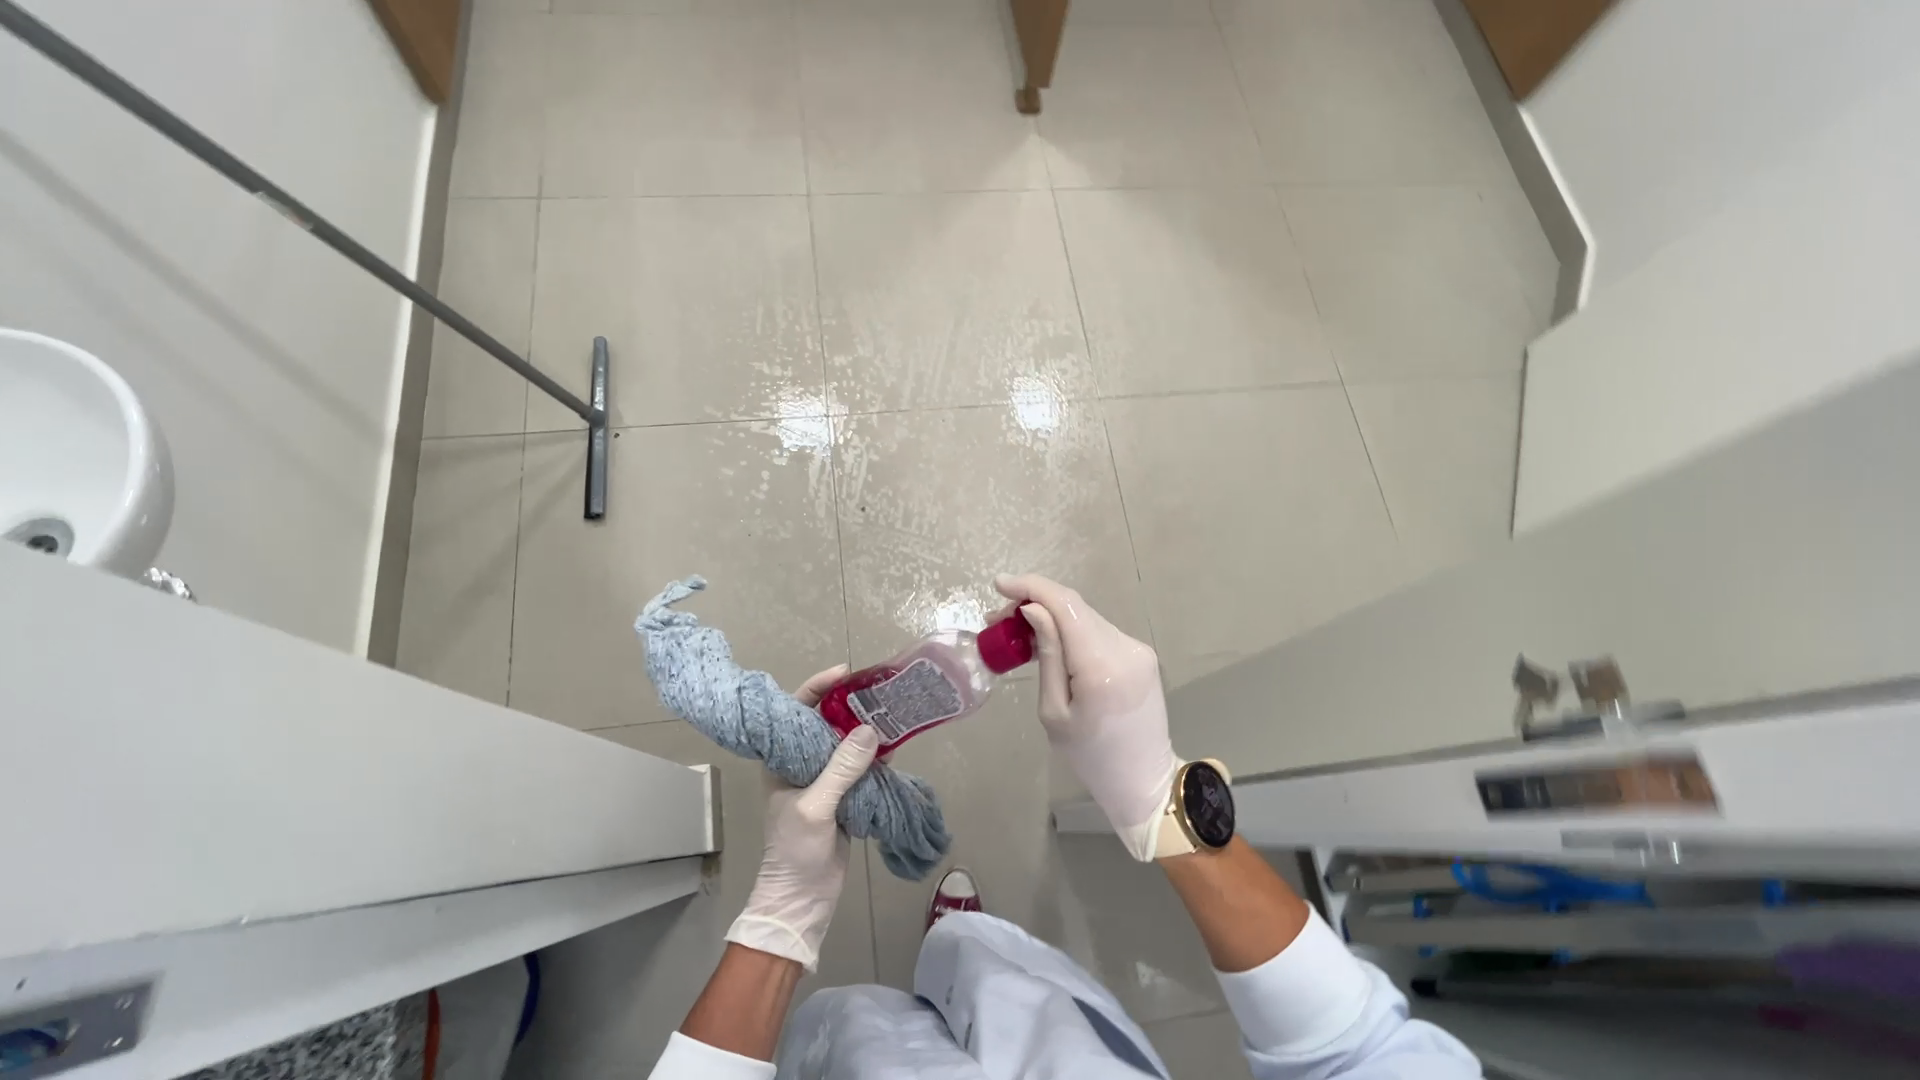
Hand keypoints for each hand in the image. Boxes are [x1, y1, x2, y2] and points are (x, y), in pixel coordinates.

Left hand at [726, 665, 877, 970]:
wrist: (802, 899)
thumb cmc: (795, 851)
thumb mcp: (815, 807)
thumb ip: (840, 769)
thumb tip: (870, 731)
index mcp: (781, 760)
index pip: (796, 711)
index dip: (817, 688)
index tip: (845, 673)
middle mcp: (800, 763)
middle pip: (824, 723)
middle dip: (848, 704)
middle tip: (877, 689)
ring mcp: (822, 780)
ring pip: (844, 744)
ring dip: (864, 730)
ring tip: (890, 711)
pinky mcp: (842, 796)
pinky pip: (858, 767)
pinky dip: (874, 756)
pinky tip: (893, 745)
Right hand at [994, 575, 1177, 860]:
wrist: (1144, 779)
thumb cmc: (1090, 756)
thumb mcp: (1054, 711)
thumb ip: (1047, 654)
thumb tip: (1033, 609)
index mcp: (1101, 666)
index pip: (1065, 606)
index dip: (1030, 587)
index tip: (998, 585)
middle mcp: (1125, 648)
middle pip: (1075, 608)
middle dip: (1035, 602)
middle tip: (998, 619)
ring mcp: (1137, 649)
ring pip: (1086, 618)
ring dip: (1052, 617)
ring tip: (1019, 634)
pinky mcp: (1141, 655)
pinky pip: (1098, 632)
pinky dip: (1072, 631)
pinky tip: (1051, 644)